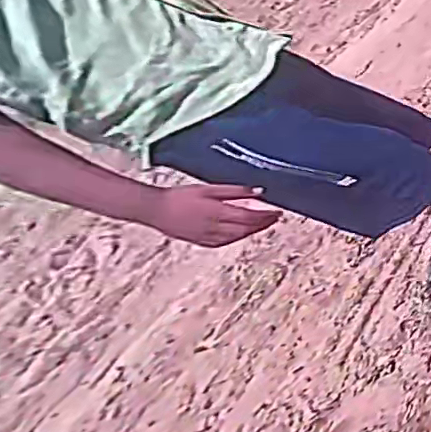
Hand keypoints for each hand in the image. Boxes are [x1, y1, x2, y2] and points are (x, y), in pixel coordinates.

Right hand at [144, 183, 281, 245]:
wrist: (152, 209)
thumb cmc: (180, 196)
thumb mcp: (210, 188)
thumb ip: (236, 191)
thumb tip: (259, 192)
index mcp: (217, 212)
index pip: (251, 217)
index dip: (268, 216)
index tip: (279, 212)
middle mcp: (213, 227)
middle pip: (246, 229)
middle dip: (264, 224)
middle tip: (275, 217)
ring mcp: (204, 236)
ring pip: (236, 237)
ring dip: (252, 231)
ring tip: (263, 223)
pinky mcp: (197, 241)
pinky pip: (223, 242)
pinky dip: (237, 237)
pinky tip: (242, 232)